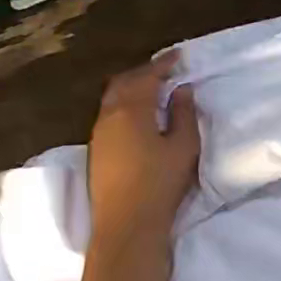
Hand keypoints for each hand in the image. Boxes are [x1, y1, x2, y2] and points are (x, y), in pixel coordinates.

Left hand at [87, 52, 199, 242]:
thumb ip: (183, 114)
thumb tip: (181, 90)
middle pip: (123, 83)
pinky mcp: (96, 151)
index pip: (146, 77)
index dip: (163, 63)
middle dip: (143, 72)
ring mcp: (98, 135)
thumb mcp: (184, 146)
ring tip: (152, 89)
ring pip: (112, 99)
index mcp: (131, 110)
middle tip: (164, 69)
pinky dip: (124, 104)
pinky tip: (138, 114)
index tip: (179, 55)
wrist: (126, 224)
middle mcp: (108, 117)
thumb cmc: (160, 182)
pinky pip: (109, 114)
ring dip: (131, 88)